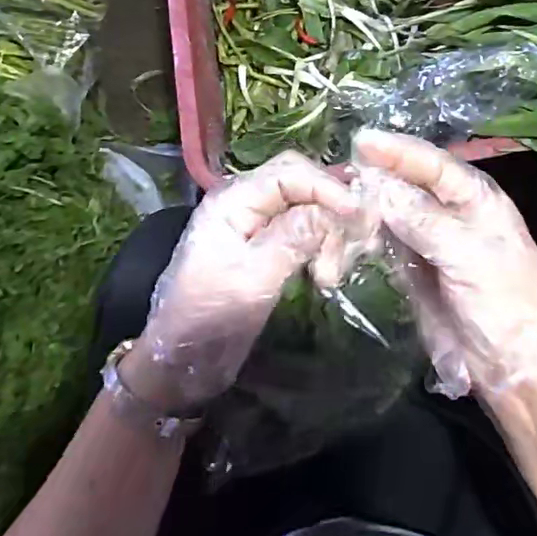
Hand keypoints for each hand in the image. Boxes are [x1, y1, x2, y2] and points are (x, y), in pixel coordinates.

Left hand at [126, 152, 359, 411]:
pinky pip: (306, 234)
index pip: (290, 172)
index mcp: (234, 201)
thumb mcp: (251, 281)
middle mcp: (247, 204)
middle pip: (303, 185)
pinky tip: (328, 276)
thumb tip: (336, 209)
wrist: (179, 363)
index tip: (357, 217)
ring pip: (309, 209)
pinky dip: (324, 249)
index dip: (327, 187)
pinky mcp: (268, 249)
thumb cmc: (207, 319)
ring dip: (330, 236)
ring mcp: (257, 226)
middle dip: (332, 211)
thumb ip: (293, 240)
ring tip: (330, 276)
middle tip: (353, 247)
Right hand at [352, 130, 536, 398]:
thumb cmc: (506, 305)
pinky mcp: (414, 266)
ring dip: (368, 204)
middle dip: (378, 173)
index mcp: (478, 200)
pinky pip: (386, 241)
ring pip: (393, 210)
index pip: (434, 165)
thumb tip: (381, 189)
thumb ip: (425, 221)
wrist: (512, 368)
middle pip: (410, 183)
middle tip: (343, 166)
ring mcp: (431, 240)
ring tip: (337, 196)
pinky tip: (347, 228)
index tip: (362, 141)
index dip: (399, 151)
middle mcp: (453, 213)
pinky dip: (367, 234)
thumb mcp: (470, 257)